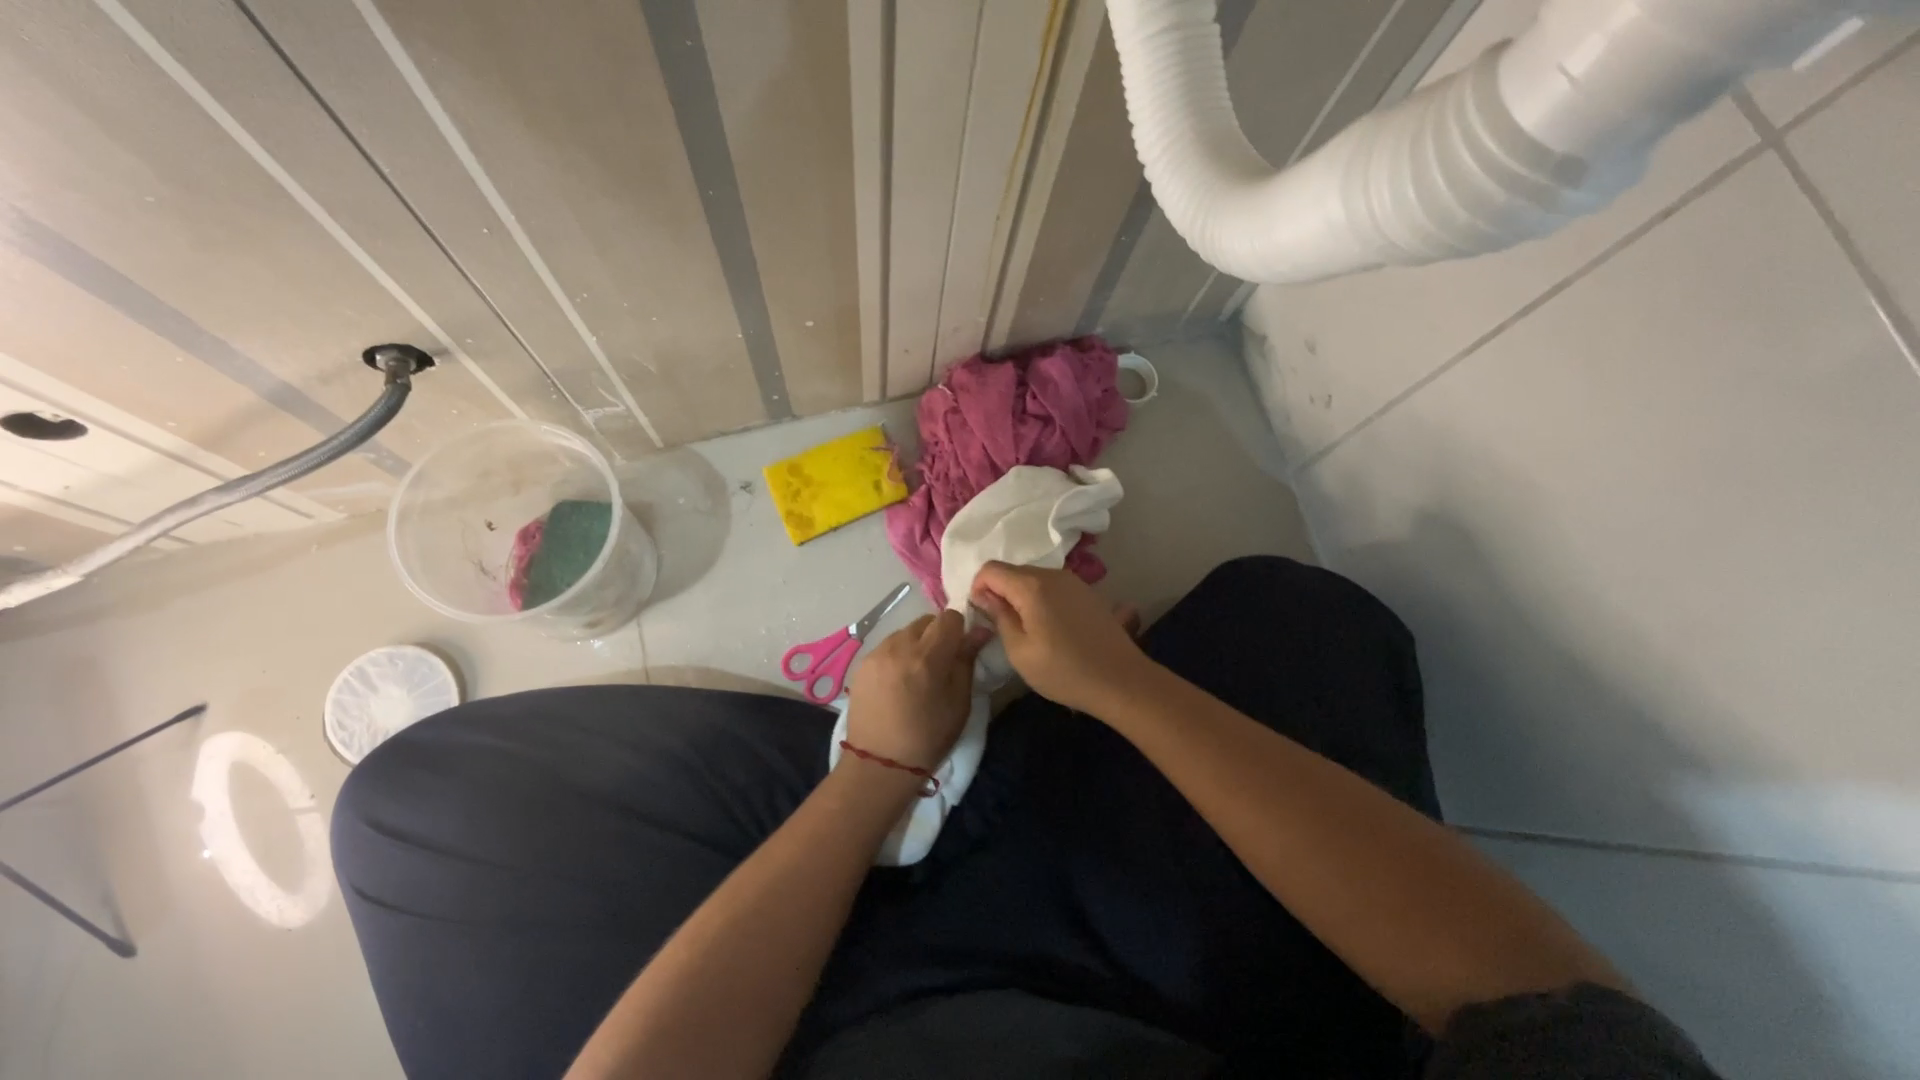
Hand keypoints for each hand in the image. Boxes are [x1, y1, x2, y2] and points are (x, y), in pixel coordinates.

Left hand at [844, 611, 990, 772]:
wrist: (880, 763)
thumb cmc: (928, 737)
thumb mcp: (959, 703)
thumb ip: (966, 661)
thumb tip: (979, 632)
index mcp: (927, 657)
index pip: (949, 618)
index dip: (959, 630)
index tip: (960, 650)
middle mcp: (899, 646)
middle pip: (926, 621)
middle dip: (937, 635)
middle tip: (940, 664)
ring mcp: (877, 653)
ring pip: (905, 632)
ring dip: (916, 644)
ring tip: (916, 674)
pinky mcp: (862, 664)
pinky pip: (887, 646)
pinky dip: (897, 656)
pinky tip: (897, 682)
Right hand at [970, 562, 1155, 715]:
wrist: (1121, 680)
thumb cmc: (1064, 671)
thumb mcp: (1020, 651)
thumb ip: (999, 617)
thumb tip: (984, 596)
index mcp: (1032, 586)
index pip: (991, 569)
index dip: (978, 588)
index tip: (982, 615)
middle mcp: (1053, 574)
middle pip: (1013, 572)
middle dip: (1000, 592)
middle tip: (1001, 626)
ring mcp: (1074, 582)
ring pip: (1034, 579)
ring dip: (1022, 597)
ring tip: (1026, 630)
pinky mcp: (1088, 593)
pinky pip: (1054, 588)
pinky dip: (1042, 600)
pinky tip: (1050, 629)